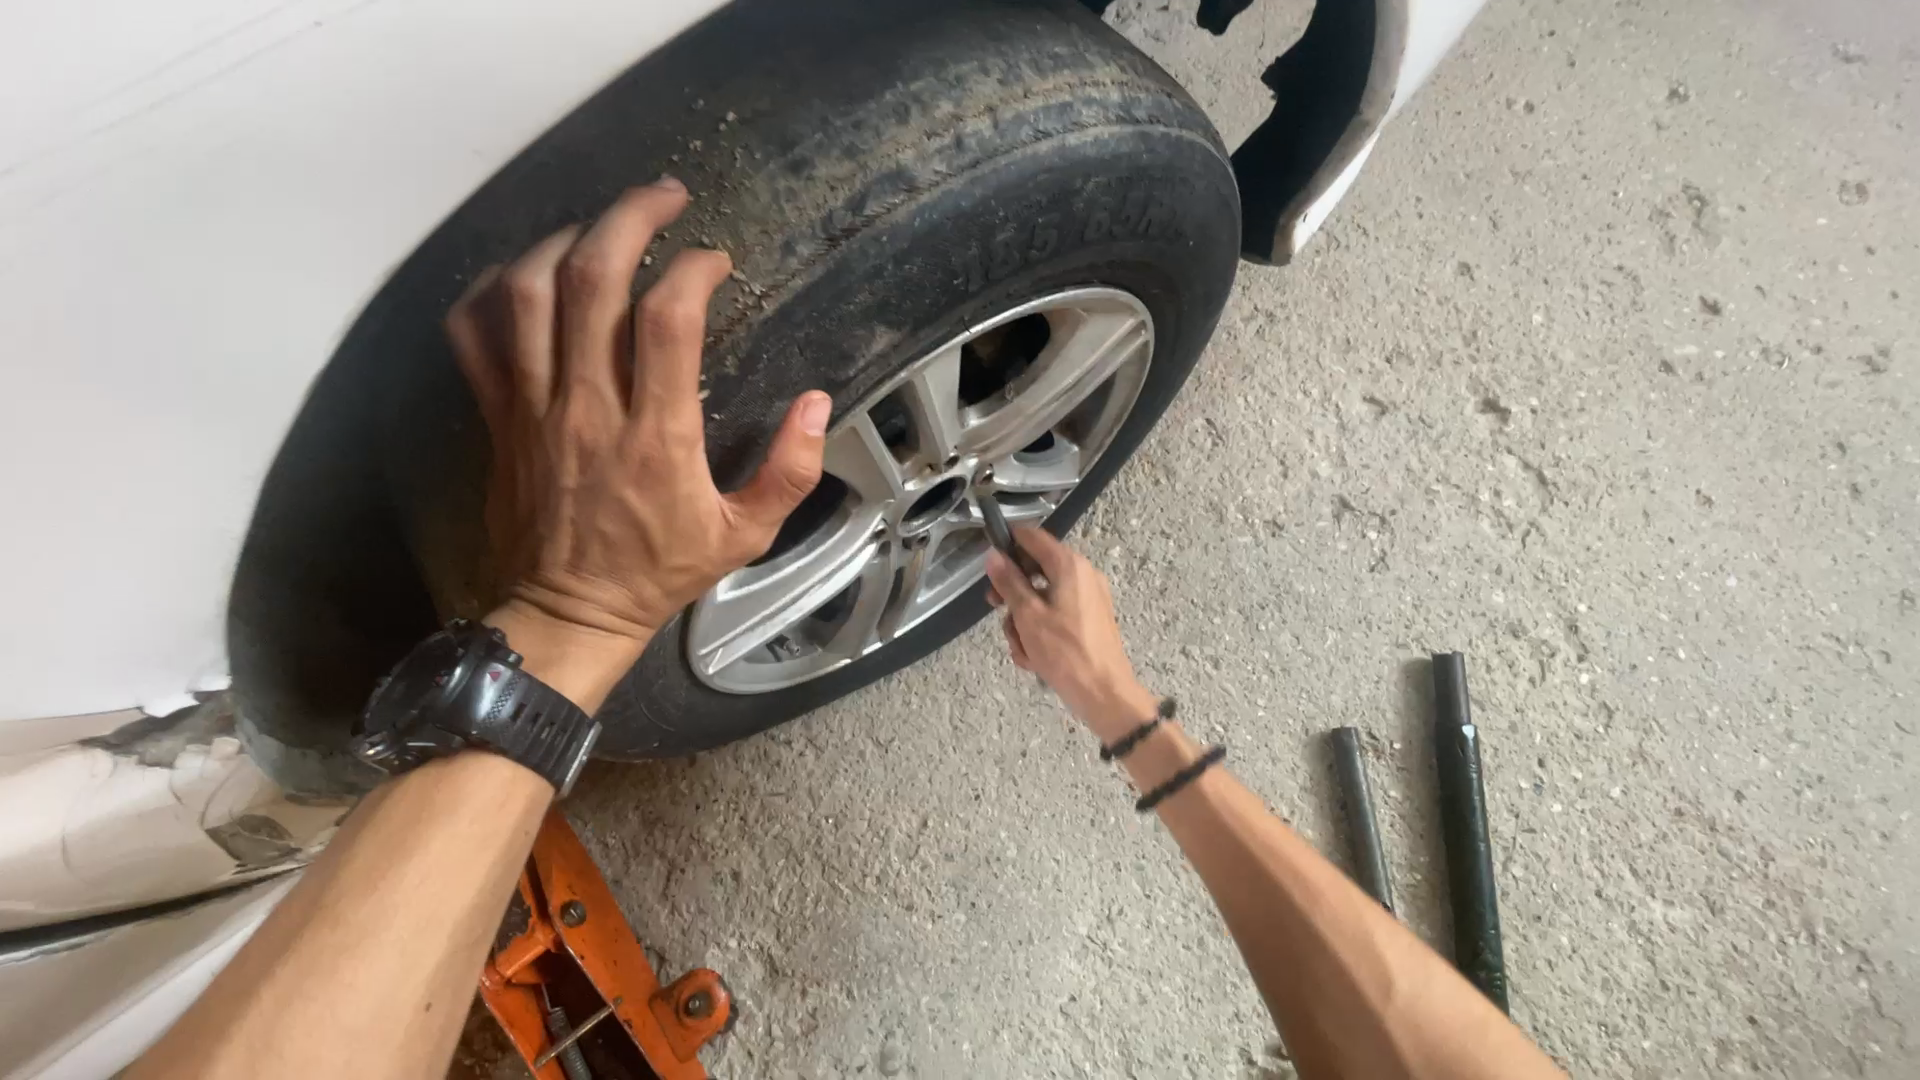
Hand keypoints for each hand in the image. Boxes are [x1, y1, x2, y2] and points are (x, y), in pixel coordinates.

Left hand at [446, 179, 831, 661]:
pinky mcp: (499, 416)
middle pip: (593, 280)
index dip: (693, 270)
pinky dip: (492, 287)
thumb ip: (790, 471)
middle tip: (664, 196)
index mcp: (656, 437)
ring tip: (601, 224)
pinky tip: (528, 272)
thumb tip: (815, 403)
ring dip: (566, 238)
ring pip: (528, 292)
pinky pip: (474, 333)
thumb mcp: (747, 535)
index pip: (667, 320)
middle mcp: (588, 408)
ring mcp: (533, 408)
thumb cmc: (661, 572)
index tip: (716, 261)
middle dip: (630, 219)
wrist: (569, 612)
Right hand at [984, 527, 1157, 738]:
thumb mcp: (1028, 616)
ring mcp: (1088, 598)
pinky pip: (1056, 614)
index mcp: (1069, 566)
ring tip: (1022, 648)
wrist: (1104, 693)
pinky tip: (1034, 658)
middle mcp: (1083, 574)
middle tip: (996, 609)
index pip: (1032, 537)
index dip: (1007, 546)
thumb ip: (1009, 582)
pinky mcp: (1089, 620)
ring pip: (1042, 596)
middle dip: (1013, 592)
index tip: (989, 567)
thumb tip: (993, 556)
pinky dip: (1041, 631)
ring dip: (1024, 620)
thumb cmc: (1064, 652)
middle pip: (1036, 569)